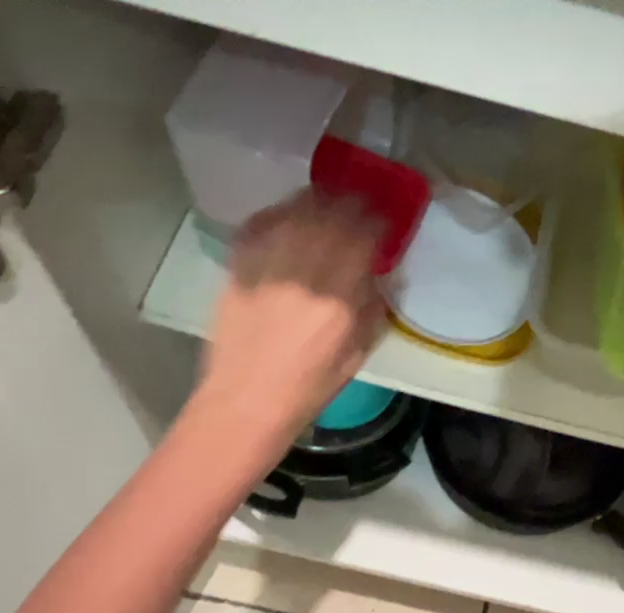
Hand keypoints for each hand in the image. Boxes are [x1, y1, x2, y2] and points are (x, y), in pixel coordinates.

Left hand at [191, 192, 386, 455]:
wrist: (246, 400)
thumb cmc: (308, 387)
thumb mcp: (356, 355)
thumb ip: (370, 309)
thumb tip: (375, 275)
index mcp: (338, 301)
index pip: (364, 239)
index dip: (377, 221)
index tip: (384, 217)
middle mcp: (303, 274)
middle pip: (331, 216)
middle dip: (350, 203)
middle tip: (359, 201)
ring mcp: (267, 265)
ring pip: (298, 212)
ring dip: (317, 202)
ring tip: (327, 203)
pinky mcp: (239, 265)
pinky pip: (264, 223)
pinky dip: (282, 215)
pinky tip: (291, 218)